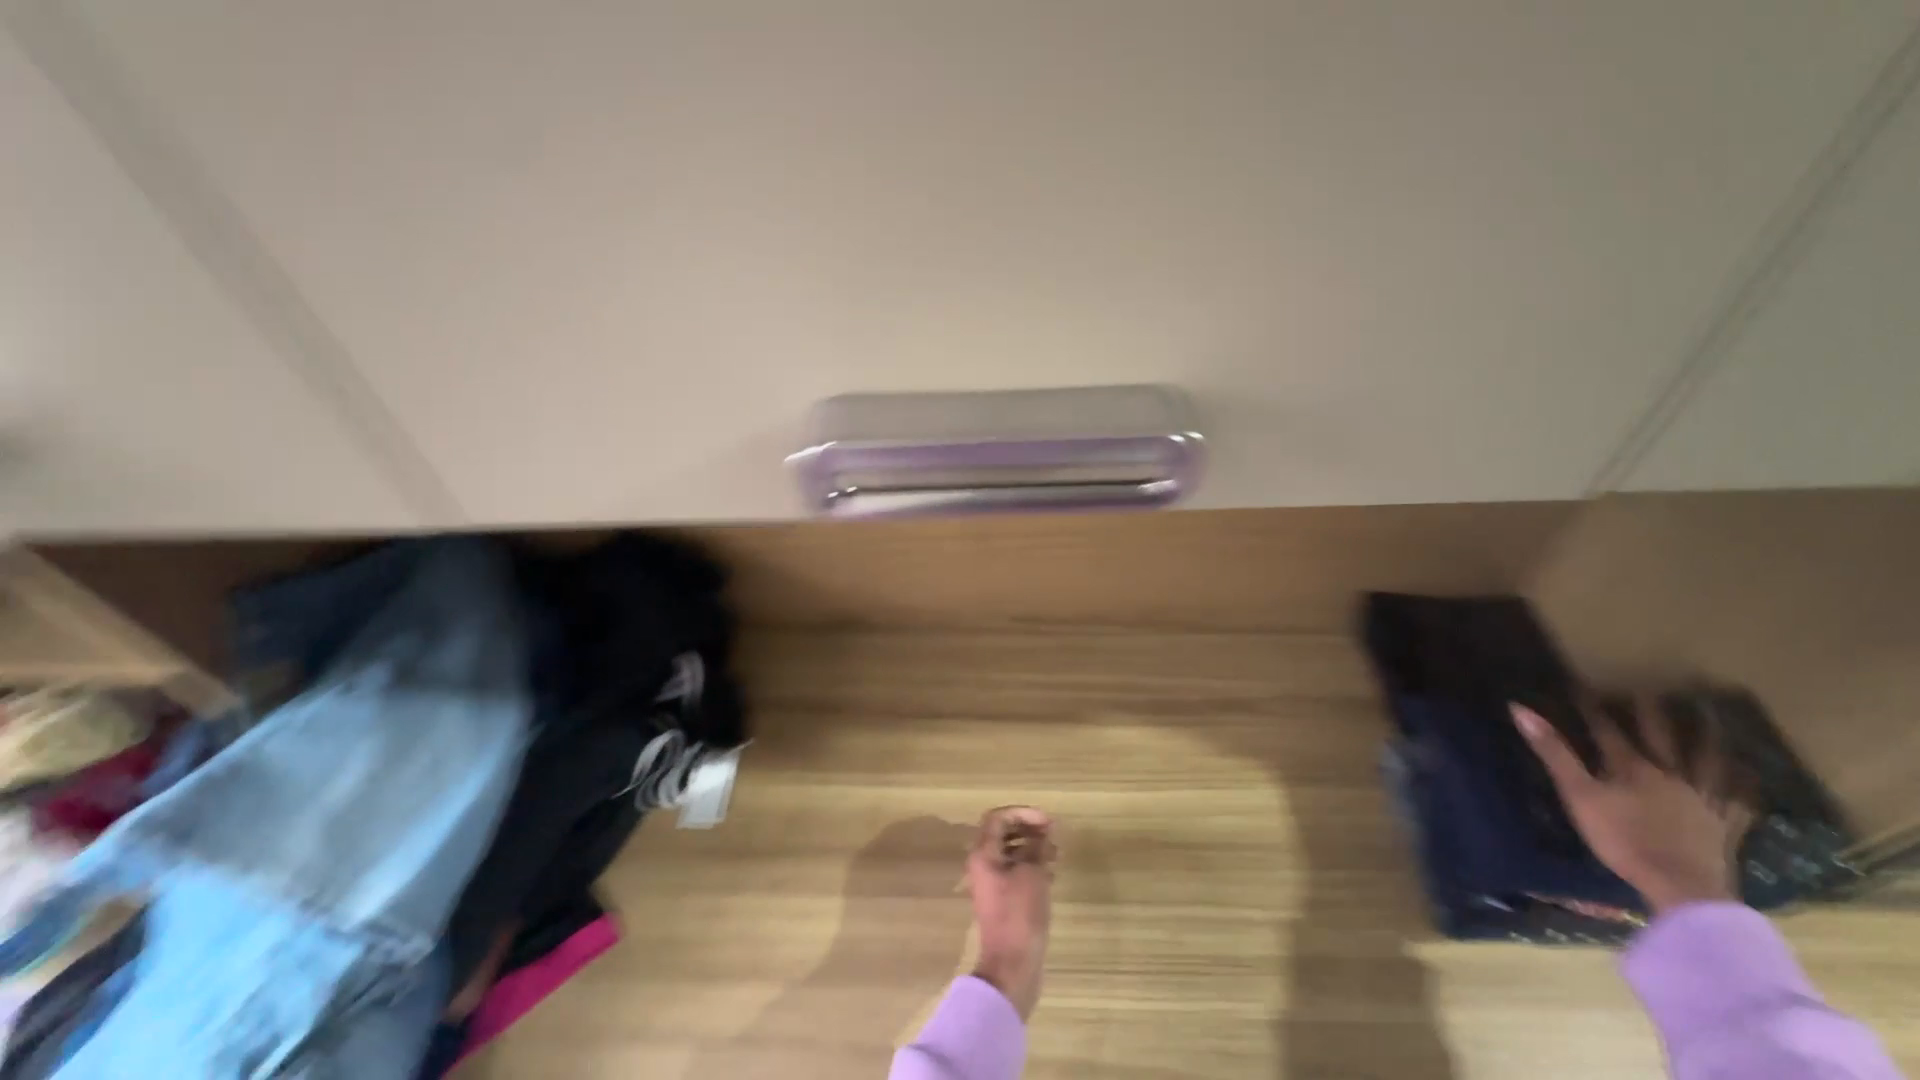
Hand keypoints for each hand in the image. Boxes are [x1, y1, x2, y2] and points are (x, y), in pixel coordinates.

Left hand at [965, 805, 1055, 1021]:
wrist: (1012, 965)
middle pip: (1002, 834)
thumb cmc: (1020, 915)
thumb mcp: (1032, 875)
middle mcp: (982, 865)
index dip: (1023, 813)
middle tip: (1053, 835)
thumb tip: (1042, 831)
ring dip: (1032, 847)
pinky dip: (1032, 866)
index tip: (1048, 822)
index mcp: (983, 855)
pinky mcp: (1003, 900)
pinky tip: (1051, 873)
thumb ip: (1037, 847)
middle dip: (1028, 829)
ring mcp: (992, 884)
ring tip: (1056, 853)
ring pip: (1010, 853)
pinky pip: (1015, 872)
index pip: (998, 818)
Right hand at [1512, 700, 1752, 914]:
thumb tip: (1519, 709)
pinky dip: (1742, 787)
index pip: (1607, 730)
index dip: (1592, 708)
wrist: (1680, 886)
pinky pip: (1736, 802)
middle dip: (1652, 713)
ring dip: (1707, 737)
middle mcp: (1670, 774)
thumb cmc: (1622, 839)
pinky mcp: (1721, 825)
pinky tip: (1748, 777)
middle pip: (1661, 737)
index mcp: (1631, 767)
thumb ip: (1553, 753)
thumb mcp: (1578, 795)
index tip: (1581, 686)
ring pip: (1706, 761)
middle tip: (1650, 690)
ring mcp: (1701, 799)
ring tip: (1709, 717)